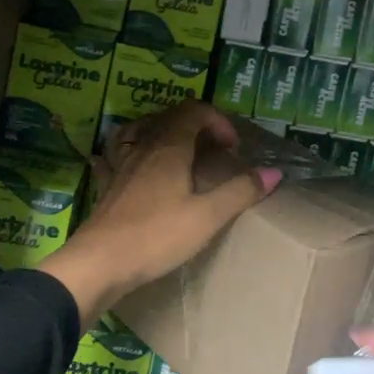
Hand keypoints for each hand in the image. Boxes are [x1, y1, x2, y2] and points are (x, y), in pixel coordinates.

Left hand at [41, 102, 280, 323]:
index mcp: (169, 147)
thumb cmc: (157, 236)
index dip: (218, 121)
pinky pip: (115, 156)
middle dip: (195, 124)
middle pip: (168, 116)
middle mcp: (143, 147)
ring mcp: (121, 165)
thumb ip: (240, 192)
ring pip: (140, 131)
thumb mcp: (207, 217)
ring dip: (162, 132)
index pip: (194, 110)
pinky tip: (125, 162)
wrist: (100, 262)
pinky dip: (126, 152)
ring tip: (177, 150)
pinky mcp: (108, 186)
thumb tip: (274, 172)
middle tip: (214, 151)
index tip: (233, 149)